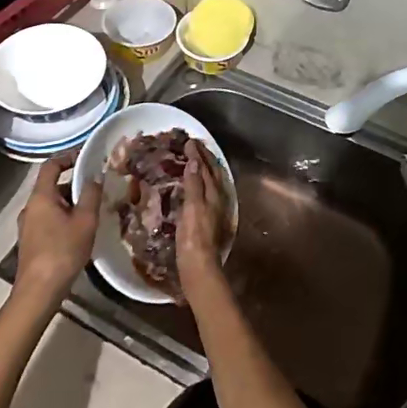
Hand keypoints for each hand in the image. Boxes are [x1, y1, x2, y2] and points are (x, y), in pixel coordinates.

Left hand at [14, 152, 98, 306]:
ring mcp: (28, 226)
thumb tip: (95, 177)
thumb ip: (91, 194)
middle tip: (97, 188)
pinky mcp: (31, 241)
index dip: (68, 157)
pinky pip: (49, 219)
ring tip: (94, 211)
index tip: (87, 158)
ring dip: (71, 203)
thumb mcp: (85, 220)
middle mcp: (30, 207)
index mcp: (41, 197)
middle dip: (75, 184)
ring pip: (52, 204)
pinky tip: (81, 231)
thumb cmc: (63, 251)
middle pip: (52, 186)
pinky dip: (65, 217)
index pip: (51, 165)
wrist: (39, 291)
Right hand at [175, 139, 227, 285]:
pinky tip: (192, 188)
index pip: (207, 168)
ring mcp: (213, 210)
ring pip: (210, 183)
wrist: (198, 266)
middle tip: (193, 147)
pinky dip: (198, 184)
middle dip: (204, 159)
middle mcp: (217, 199)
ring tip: (193, 161)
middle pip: (212, 174)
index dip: (199, 154)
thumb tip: (195, 161)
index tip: (189, 141)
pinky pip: (204, 193)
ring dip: (202, 170)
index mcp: (214, 194)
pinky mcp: (206, 220)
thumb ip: (194, 184)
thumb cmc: (194, 236)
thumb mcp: (192, 207)